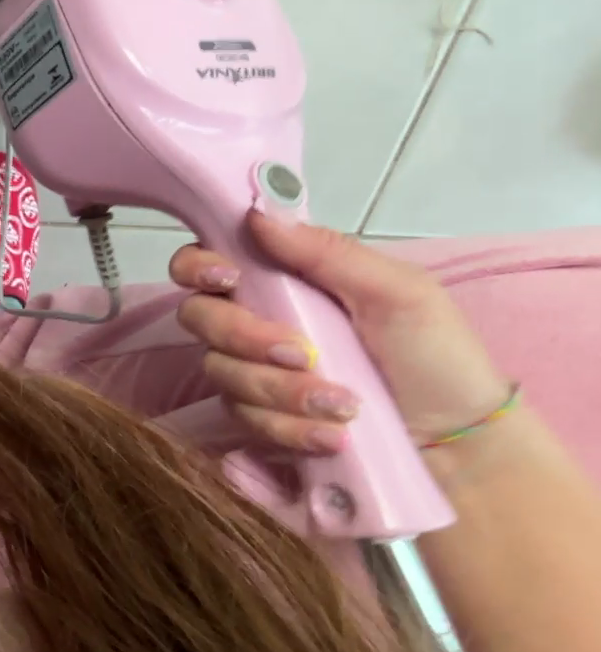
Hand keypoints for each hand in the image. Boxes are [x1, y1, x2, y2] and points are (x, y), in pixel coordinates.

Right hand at [168, 212, 510, 454]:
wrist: (455, 438)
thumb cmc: (434, 354)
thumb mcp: (399, 292)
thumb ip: (328, 252)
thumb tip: (258, 213)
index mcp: (277, 281)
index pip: (200, 261)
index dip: (196, 266)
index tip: (229, 280)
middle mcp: (248, 319)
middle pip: (197, 316)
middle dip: (245, 338)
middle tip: (302, 355)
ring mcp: (245, 367)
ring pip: (220, 371)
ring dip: (280, 391)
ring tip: (344, 407)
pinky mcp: (251, 413)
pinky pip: (242, 416)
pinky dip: (288, 427)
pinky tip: (333, 435)